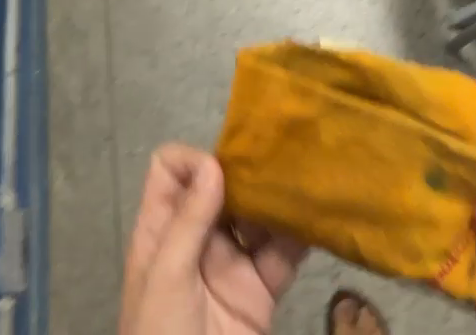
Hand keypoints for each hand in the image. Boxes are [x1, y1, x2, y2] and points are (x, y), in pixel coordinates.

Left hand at [119, 143, 306, 334]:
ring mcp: (229, 265)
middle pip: (218, 188)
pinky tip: (317, 218)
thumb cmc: (159, 334)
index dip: (193, 161)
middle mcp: (196, 238)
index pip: (171, 171)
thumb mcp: (166, 276)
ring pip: (254, 219)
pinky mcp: (259, 293)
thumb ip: (189, 221)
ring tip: (303, 180)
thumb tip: (212, 163)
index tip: (223, 169)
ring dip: (276, 201)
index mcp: (161, 228)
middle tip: (278, 158)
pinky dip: (299, 237)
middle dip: (245, 172)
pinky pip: (280, 257)